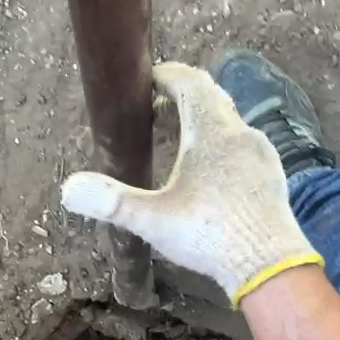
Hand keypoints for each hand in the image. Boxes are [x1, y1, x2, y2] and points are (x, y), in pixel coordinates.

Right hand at [60, 62, 322, 307]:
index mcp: (211, 131)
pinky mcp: (271, 178)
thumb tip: (68, 190)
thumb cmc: (208, 235)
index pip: (191, 83)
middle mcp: (240, 133)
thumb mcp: (152, 220)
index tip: (151, 80)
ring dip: (204, 125)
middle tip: (159, 110)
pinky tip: (211, 176)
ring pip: (230, 125)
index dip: (169, 76)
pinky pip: (244, 150)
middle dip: (185, 99)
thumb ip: (111, 202)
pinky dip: (223, 149)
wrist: (267, 263)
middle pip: (213, 99)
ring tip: (181, 143)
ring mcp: (261, 155)